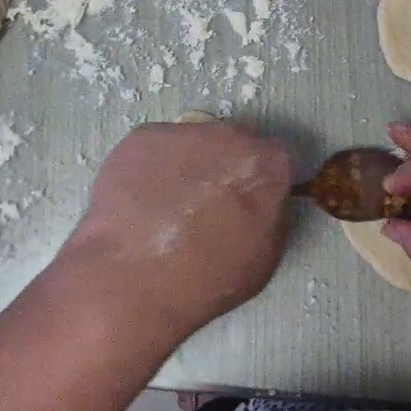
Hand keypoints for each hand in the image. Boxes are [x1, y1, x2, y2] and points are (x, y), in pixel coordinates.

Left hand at [48, 122, 294, 336]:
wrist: (133, 276)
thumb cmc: (206, 277)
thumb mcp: (264, 257)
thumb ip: (270, 215)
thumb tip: (261, 202)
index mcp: (268, 165)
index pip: (277, 160)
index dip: (263, 182)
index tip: (250, 201)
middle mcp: (229, 137)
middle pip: (234, 145)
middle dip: (225, 169)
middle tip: (206, 205)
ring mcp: (182, 133)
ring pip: (193, 143)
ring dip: (188, 166)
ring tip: (167, 206)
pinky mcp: (142, 137)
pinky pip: (156, 148)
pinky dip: (152, 168)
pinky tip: (142, 200)